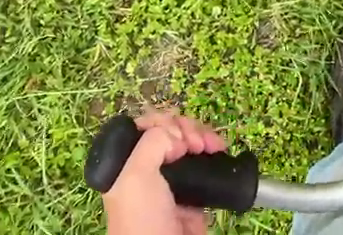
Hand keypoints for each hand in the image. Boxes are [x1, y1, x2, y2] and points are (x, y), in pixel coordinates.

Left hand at [101, 111, 227, 234]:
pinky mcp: (190, 192)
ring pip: (187, 143)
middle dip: (187, 128)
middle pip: (169, 131)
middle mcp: (145, 169)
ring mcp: (169, 181)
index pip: (144, 127)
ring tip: (213, 145)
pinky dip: (211, 151)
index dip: (164, 122)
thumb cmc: (143, 219)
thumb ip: (153, 142)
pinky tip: (218, 151)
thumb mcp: (136, 177)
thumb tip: (178, 136)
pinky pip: (202, 162)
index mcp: (125, 165)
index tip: (178, 135)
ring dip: (202, 136)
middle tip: (198, 142)